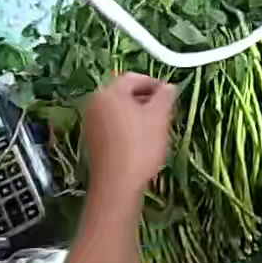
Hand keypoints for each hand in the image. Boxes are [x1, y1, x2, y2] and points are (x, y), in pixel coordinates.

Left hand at [82, 73, 175, 197]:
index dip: (155, 83)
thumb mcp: (159, 117)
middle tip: (165, 109)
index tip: (171, 94)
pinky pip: (112, 123)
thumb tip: (169, 86)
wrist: (117, 184)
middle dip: (146, 98)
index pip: (134, 78)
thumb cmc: (140, 146)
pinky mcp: (92, 139)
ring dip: (137, 112)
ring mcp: (90, 121)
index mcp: (109, 92)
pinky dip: (127, 124)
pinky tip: (141, 138)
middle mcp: (94, 102)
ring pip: (118, 108)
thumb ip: (165, 96)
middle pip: (124, 92)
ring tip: (156, 124)